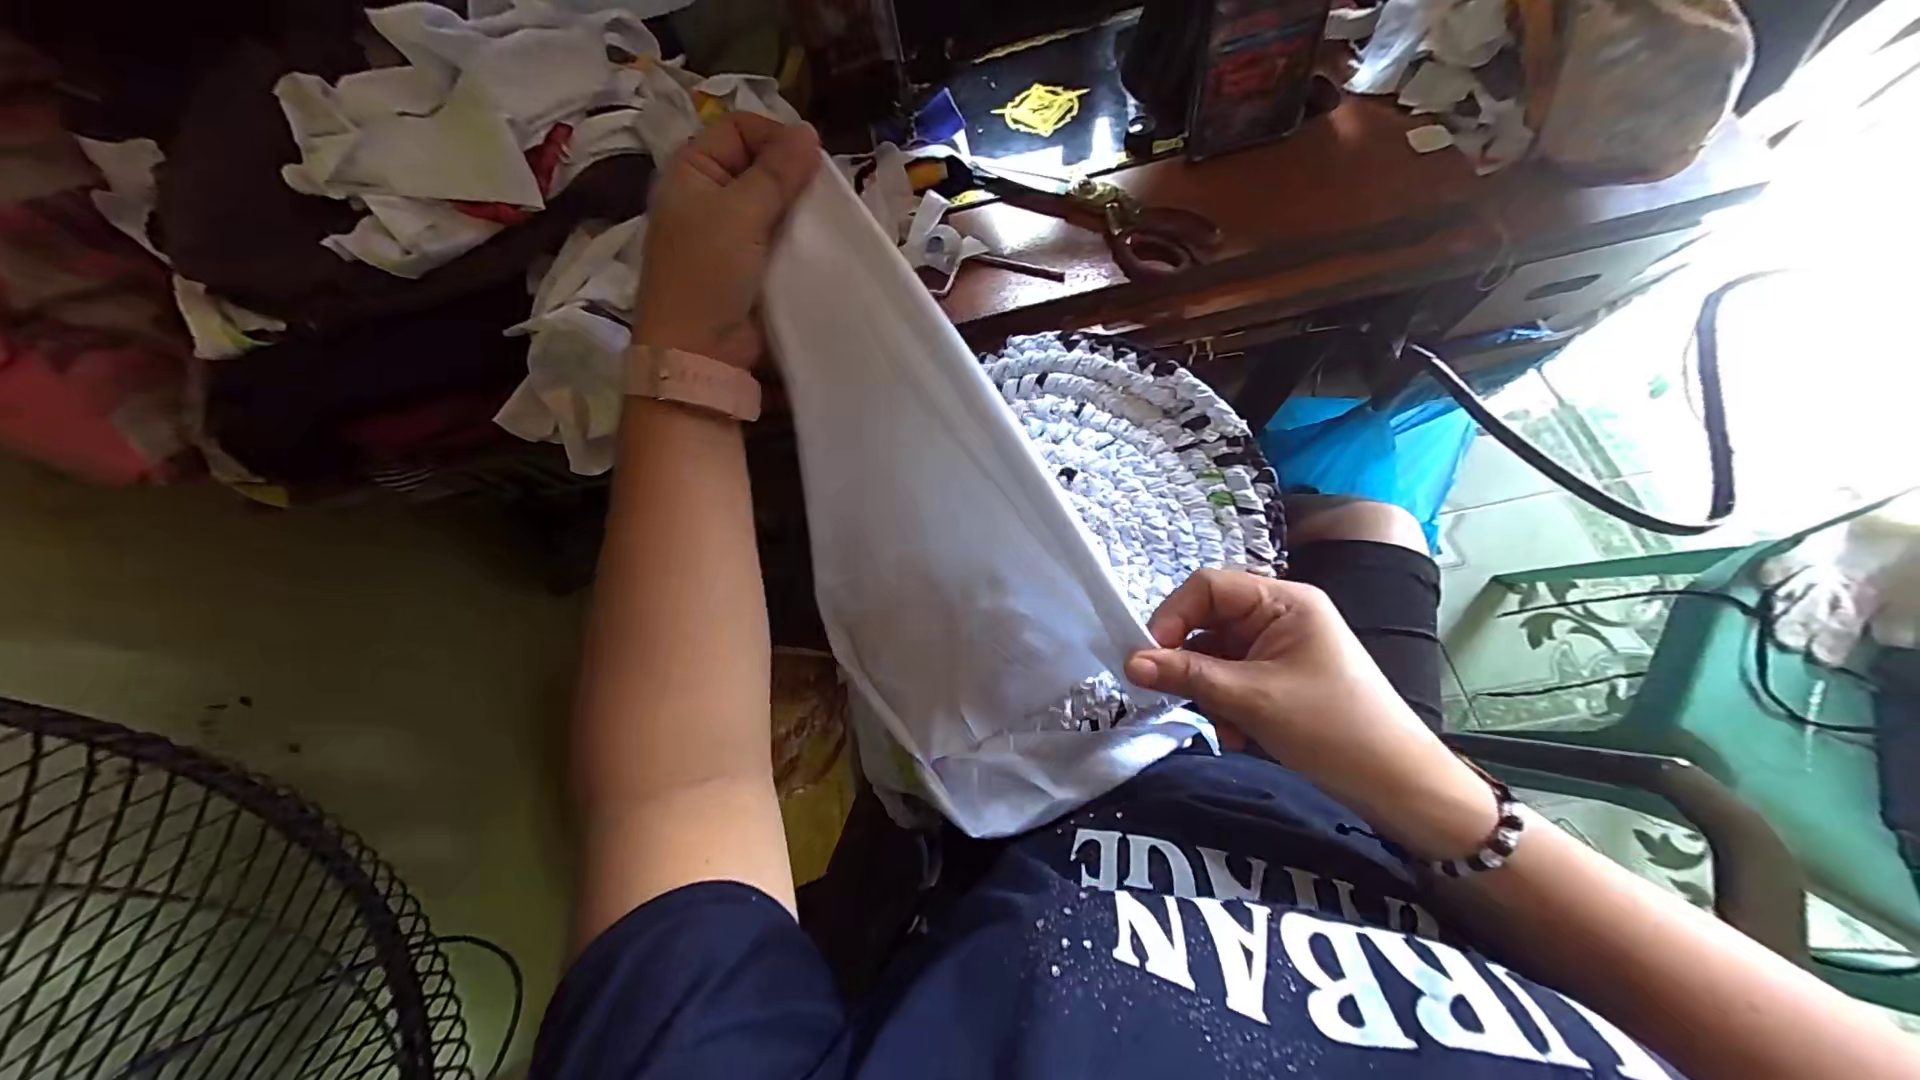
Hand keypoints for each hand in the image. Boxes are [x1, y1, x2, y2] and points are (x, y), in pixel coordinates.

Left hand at [633, 112, 821, 368]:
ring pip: (776, 207)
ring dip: (802, 210)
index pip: (738, 130)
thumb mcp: (738, 214)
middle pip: (760, 167)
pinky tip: (824, 242)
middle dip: (794, 175)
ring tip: (831, 217)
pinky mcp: (755, 270)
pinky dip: (803, 240)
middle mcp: (711, 199)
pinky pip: (783, 242)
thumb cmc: (707, 273)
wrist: (703, 350)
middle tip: (827, 192)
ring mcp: (734, 237)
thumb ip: (775, 173)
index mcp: (693, 172)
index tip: (813, 158)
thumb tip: (809, 133)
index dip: (774, 136)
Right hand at [1124, 569, 1496, 859]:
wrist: (1400, 787)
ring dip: (1207, 692)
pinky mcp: (1277, 677)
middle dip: (1190, 663)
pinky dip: (1223, 705)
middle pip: (1206, 622)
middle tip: (1178, 695)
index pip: (1207, 587)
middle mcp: (1278, 616)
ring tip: (1226, 726)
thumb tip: (1130, 662)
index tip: (1147, 656)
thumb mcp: (1252, 699)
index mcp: (1283, 601)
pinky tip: (1238, 735)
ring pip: (1213, 655)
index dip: (1172, 616)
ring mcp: (1278, 647)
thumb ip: (1187, 675)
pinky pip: (1229, 678)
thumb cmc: (1334, 729)